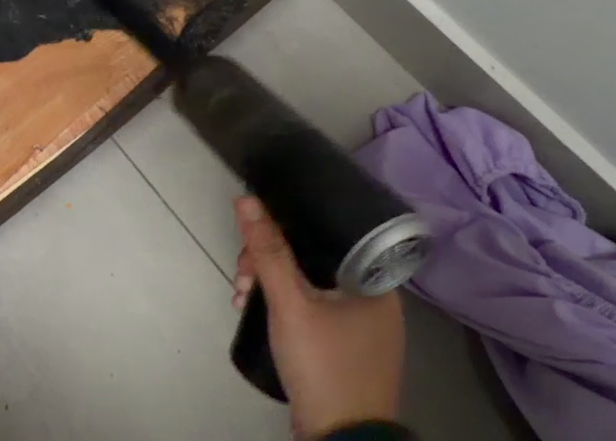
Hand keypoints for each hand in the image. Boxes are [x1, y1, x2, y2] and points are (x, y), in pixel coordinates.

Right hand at [232, 196, 404, 439]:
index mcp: (374, 281)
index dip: (281, 231)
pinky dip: (283, 305)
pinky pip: (310, 305)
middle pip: (309, 257)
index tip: (252, 246)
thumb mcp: (289, 303)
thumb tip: (247, 199)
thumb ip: (268, 251)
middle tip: (242, 281)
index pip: (322, 232)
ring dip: (267, 284)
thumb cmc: (323, 363)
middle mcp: (373, 297)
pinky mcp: (346, 344)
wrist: (342, 437)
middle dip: (265, 263)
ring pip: (306, 282)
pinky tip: (257, 312)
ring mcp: (361, 324)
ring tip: (242, 299)